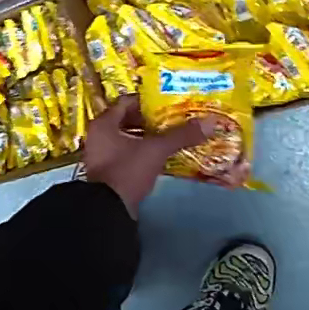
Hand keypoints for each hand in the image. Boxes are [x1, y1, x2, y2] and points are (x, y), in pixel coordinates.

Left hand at [82, 96, 212, 215]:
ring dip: (146, 137)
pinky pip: (125, 153)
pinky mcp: (106, 169)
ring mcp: (100, 153)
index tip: (168, 102)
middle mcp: (98, 134)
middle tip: (173, 119)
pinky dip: (141, 151)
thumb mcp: (156, 150)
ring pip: (126, 137)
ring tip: (170, 136)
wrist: (108, 207)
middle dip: (149, 120)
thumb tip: (210, 122)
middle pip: (126, 119)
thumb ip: (181, 135)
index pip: (126, 101)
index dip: (148, 101)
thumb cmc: (128, 170)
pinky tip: (159, 155)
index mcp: (104, 123)